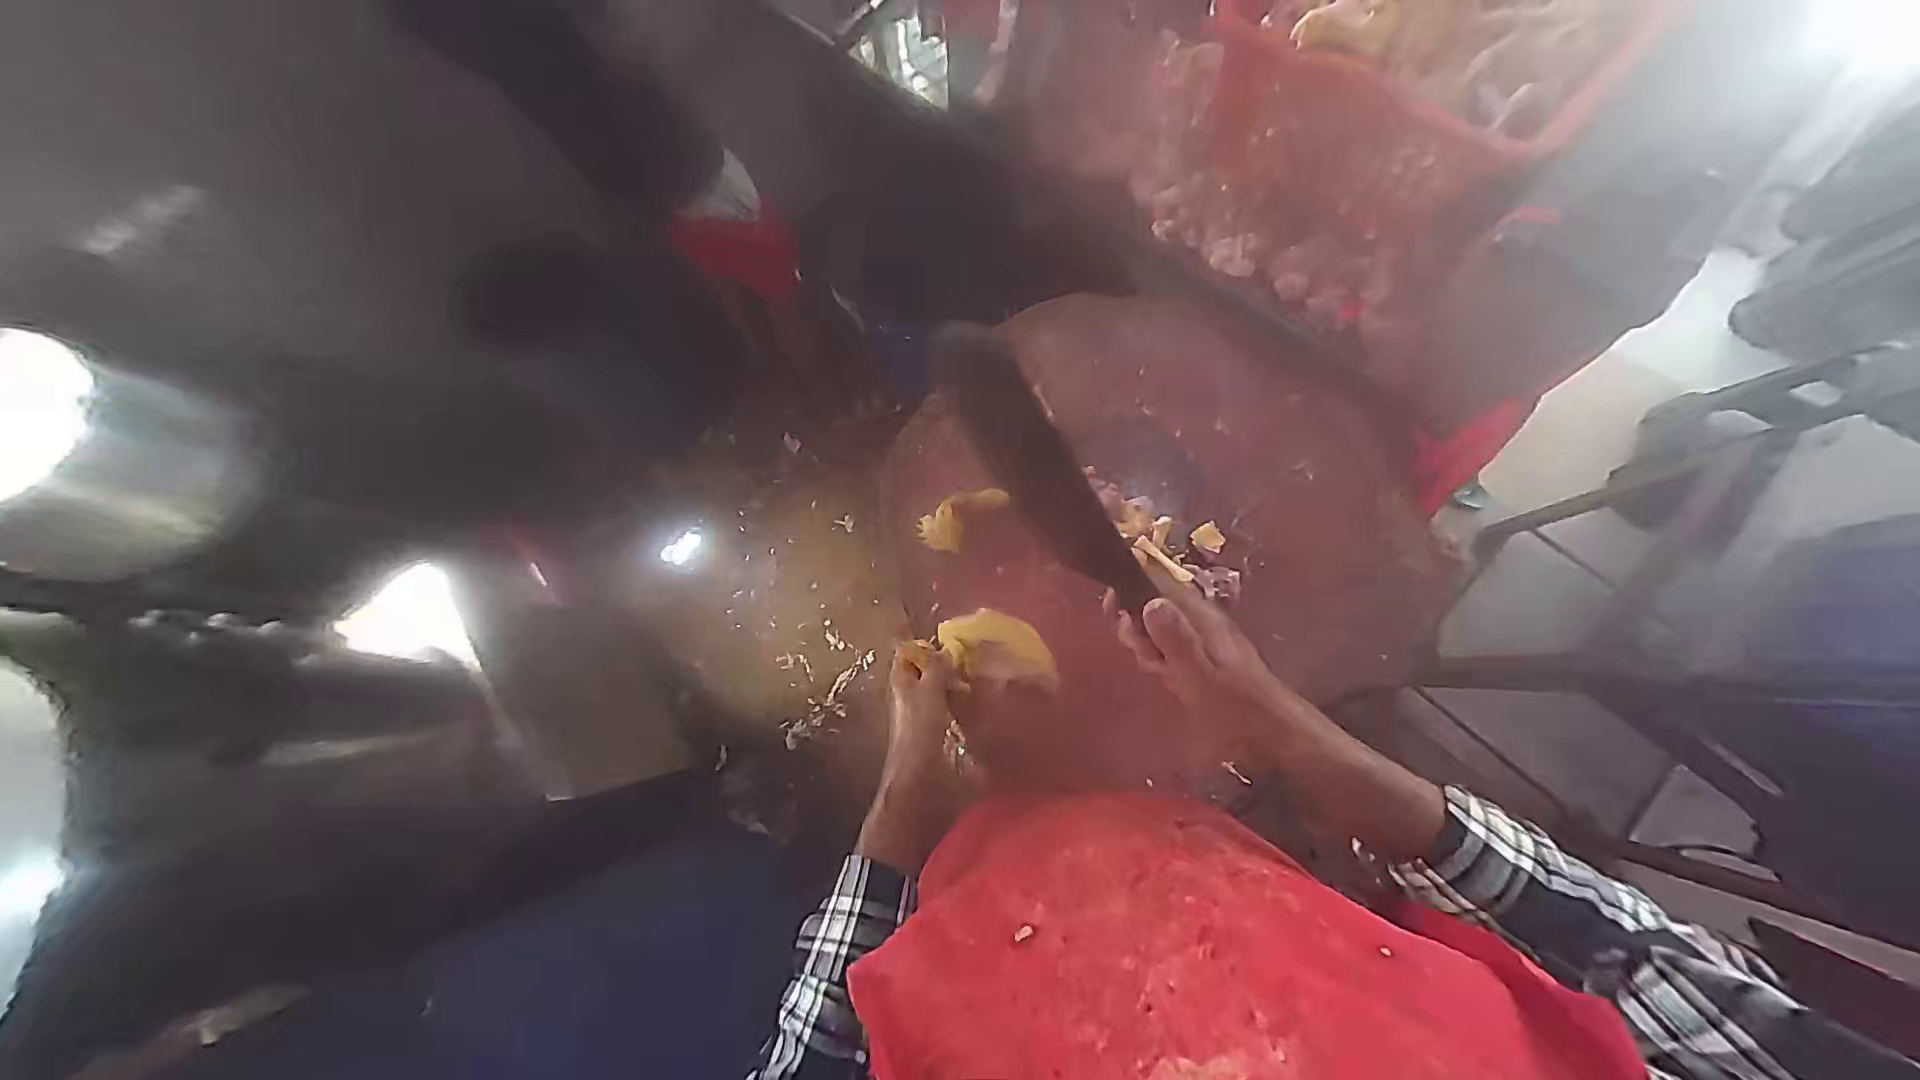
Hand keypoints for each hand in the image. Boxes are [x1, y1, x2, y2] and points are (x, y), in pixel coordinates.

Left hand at [856, 643, 972, 874]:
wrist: (919, 783)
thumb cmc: (920, 733)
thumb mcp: (929, 693)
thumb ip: (936, 669)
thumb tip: (944, 648)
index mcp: (902, 682)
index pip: (907, 651)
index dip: (921, 640)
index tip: (947, 631)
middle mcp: (909, 696)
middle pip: (924, 670)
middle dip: (944, 660)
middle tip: (972, 651)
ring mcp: (922, 716)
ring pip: (938, 689)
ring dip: (955, 681)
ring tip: (981, 672)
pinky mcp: (936, 734)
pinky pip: (949, 709)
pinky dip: (962, 702)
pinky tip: (982, 703)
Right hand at [1109, 565, 1445, 860]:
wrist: (1279, 742)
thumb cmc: (1238, 710)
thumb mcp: (1199, 676)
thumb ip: (1174, 640)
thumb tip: (1149, 601)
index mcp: (1201, 617)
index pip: (1160, 582)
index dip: (1132, 586)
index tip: (1112, 606)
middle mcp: (1201, 623)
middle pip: (1154, 606)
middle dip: (1137, 625)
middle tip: (1145, 654)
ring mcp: (1202, 643)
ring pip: (1158, 631)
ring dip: (1147, 646)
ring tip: (1157, 671)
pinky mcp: (1202, 663)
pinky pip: (1169, 651)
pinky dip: (1160, 661)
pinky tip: (1166, 681)